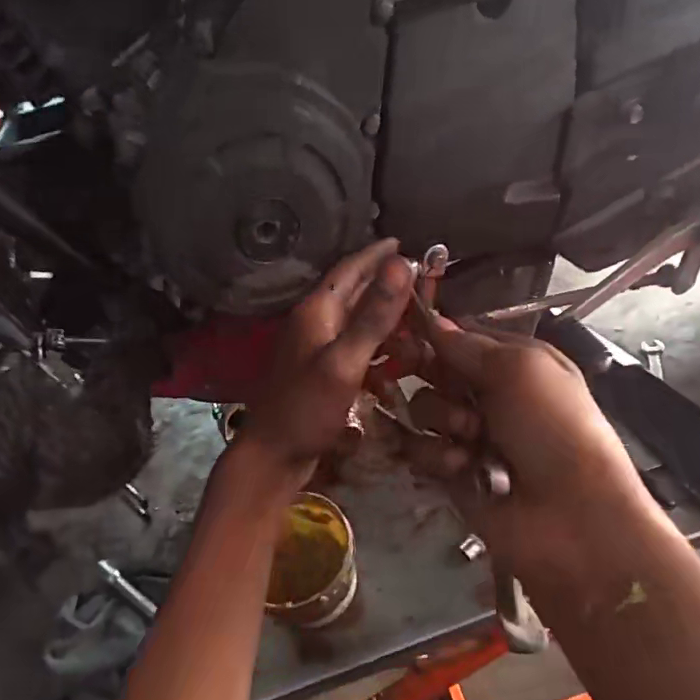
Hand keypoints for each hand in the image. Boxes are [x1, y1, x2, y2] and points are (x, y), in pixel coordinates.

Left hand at [237, 239, 413, 473]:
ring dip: (387, 323)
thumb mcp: (346, 360)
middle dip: (388, 289)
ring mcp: (316, 348)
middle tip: (425, 286)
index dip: (378, 255)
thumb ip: (374, 315)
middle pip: (356, 294)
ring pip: (358, 323)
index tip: (405, 243)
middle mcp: (315, 322)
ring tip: (419, 326)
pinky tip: (397, 364)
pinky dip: (378, 351)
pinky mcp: (322, 372)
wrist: (274, 456)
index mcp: (317, 310)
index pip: (350, 269)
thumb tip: (402, 263)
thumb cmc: (307, 408)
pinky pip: (356, 350)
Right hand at [401, 319, 658, 585]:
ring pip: (423, 411)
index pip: (462, 339)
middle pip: (435, 371)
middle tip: (425, 378)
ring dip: (439, 418)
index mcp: (516, 364)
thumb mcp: (521, 370)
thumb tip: (434, 321)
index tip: (404, 333)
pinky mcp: (453, 474)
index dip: (434, 335)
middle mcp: (490, 396)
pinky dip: (436, 455)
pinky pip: (422, 451)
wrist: (571, 516)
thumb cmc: (554, 429)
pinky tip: (460, 465)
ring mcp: (470, 436)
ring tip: (468, 437)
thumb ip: (470, 346)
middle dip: (430, 375)